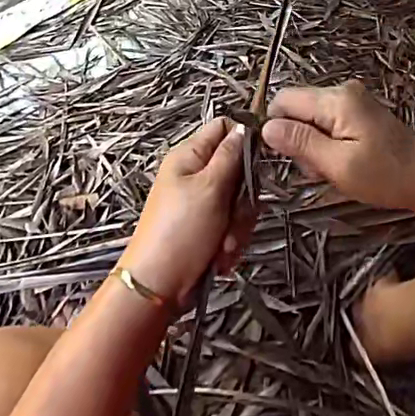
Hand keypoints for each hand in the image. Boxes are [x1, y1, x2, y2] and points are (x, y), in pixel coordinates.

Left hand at [120, 117, 253, 302]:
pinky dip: (231, 240)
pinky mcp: (207, 227)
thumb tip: (243, 127)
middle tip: (234, 212)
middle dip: (244, 197)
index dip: (244, 139)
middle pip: (239, 169)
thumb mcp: (210, 187)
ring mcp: (201, 202)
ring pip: (240, 201)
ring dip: (238, 224)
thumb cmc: (178, 233)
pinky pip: (233, 225)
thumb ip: (231, 155)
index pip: (223, 128)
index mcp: (189, 156)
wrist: (157, 289)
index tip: (257, 160)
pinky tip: (220, 254)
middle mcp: (195, 175)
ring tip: (224, 241)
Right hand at [262, 80, 414, 211]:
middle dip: (297, 139)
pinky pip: (327, 121)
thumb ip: (301, 143)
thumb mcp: (337, 164)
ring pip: (310, 116)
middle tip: (317, 168)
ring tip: (332, 168)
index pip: (284, 99)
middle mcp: (342, 90)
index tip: (286, 156)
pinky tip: (341, 161)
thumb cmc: (384, 175)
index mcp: (336, 100)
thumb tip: (266, 127)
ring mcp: (352, 99)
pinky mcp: (358, 110)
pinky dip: (326, 142)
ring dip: (312, 144)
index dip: (276, 126)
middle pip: (297, 107)